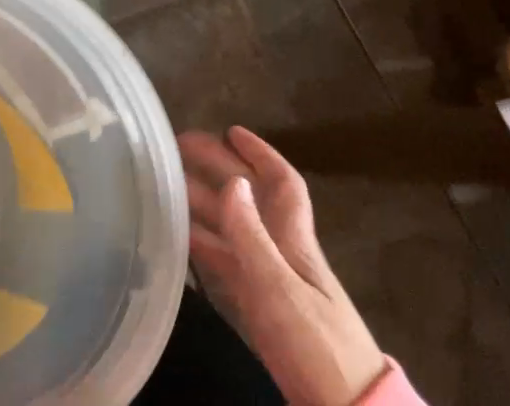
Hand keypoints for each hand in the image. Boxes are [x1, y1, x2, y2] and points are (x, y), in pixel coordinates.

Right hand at [180, 126, 388, 405]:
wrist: (343, 404)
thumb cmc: (315, 342)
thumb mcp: (279, 287)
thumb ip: (252, 235)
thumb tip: (233, 182)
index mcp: (294, 242)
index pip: (282, 184)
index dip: (260, 153)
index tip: (230, 131)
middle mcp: (281, 251)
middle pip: (249, 198)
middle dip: (219, 167)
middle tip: (179, 147)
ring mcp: (269, 277)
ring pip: (232, 226)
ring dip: (203, 201)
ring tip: (165, 182)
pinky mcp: (258, 302)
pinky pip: (225, 258)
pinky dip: (201, 241)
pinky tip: (176, 235)